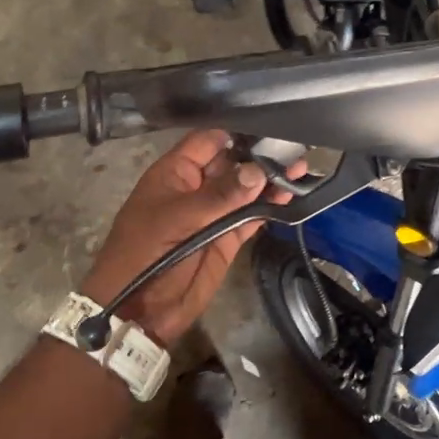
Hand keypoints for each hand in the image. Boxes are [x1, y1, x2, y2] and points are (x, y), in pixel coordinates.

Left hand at [79, 130, 296, 346]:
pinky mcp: (228, 237)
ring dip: (271, 180)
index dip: (236, 132)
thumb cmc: (144, 254)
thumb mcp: (177, 219)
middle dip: (261, 155)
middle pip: (234, 162)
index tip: (269, 125)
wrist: (138, 313)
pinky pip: (253, 215)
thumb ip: (220, 195)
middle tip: (294, 147)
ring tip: (300, 169)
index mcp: (176, 173)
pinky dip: (271, 206)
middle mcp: (198, 187)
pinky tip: (290, 196)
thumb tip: (258, 171)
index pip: (209, 140)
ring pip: (248, 188)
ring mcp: (215, 213)